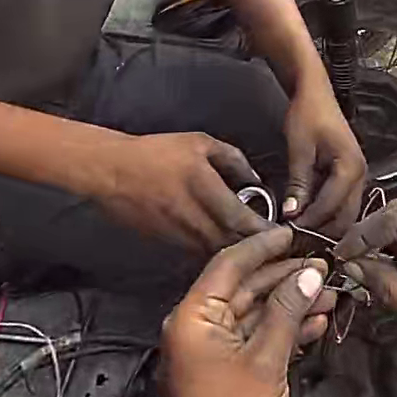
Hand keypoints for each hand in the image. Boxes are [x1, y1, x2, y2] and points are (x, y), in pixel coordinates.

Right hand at [87, 132, 271, 251]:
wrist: (111, 172)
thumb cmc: (155, 153)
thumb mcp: (200, 143)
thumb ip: (233, 160)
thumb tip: (255, 180)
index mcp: (206, 192)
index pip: (246, 224)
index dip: (268, 235)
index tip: (285, 235)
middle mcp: (196, 221)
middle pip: (236, 247)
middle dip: (258, 250)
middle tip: (278, 248)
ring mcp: (182, 237)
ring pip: (219, 254)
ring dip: (238, 254)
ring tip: (257, 249)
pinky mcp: (170, 245)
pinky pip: (201, 253)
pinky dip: (217, 251)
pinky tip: (225, 244)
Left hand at [156, 228, 335, 396]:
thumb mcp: (265, 363)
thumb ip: (286, 313)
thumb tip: (307, 275)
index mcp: (193, 317)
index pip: (229, 264)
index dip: (263, 246)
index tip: (290, 234)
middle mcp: (200, 327)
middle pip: (246, 286)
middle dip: (285, 276)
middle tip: (320, 264)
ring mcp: (216, 350)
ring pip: (257, 312)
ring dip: (292, 302)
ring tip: (327, 290)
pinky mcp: (233, 371)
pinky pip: (261, 337)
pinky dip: (287, 328)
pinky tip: (315, 320)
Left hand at [282, 86, 366, 236]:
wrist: (314, 92)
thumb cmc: (307, 114)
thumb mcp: (299, 148)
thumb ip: (298, 183)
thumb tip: (292, 214)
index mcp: (351, 168)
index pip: (332, 206)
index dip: (310, 221)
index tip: (289, 233)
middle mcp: (360, 175)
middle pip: (346, 216)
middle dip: (322, 230)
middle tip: (296, 239)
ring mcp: (357, 175)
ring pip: (345, 212)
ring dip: (324, 223)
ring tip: (299, 231)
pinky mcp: (348, 174)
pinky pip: (340, 201)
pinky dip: (325, 211)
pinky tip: (306, 215)